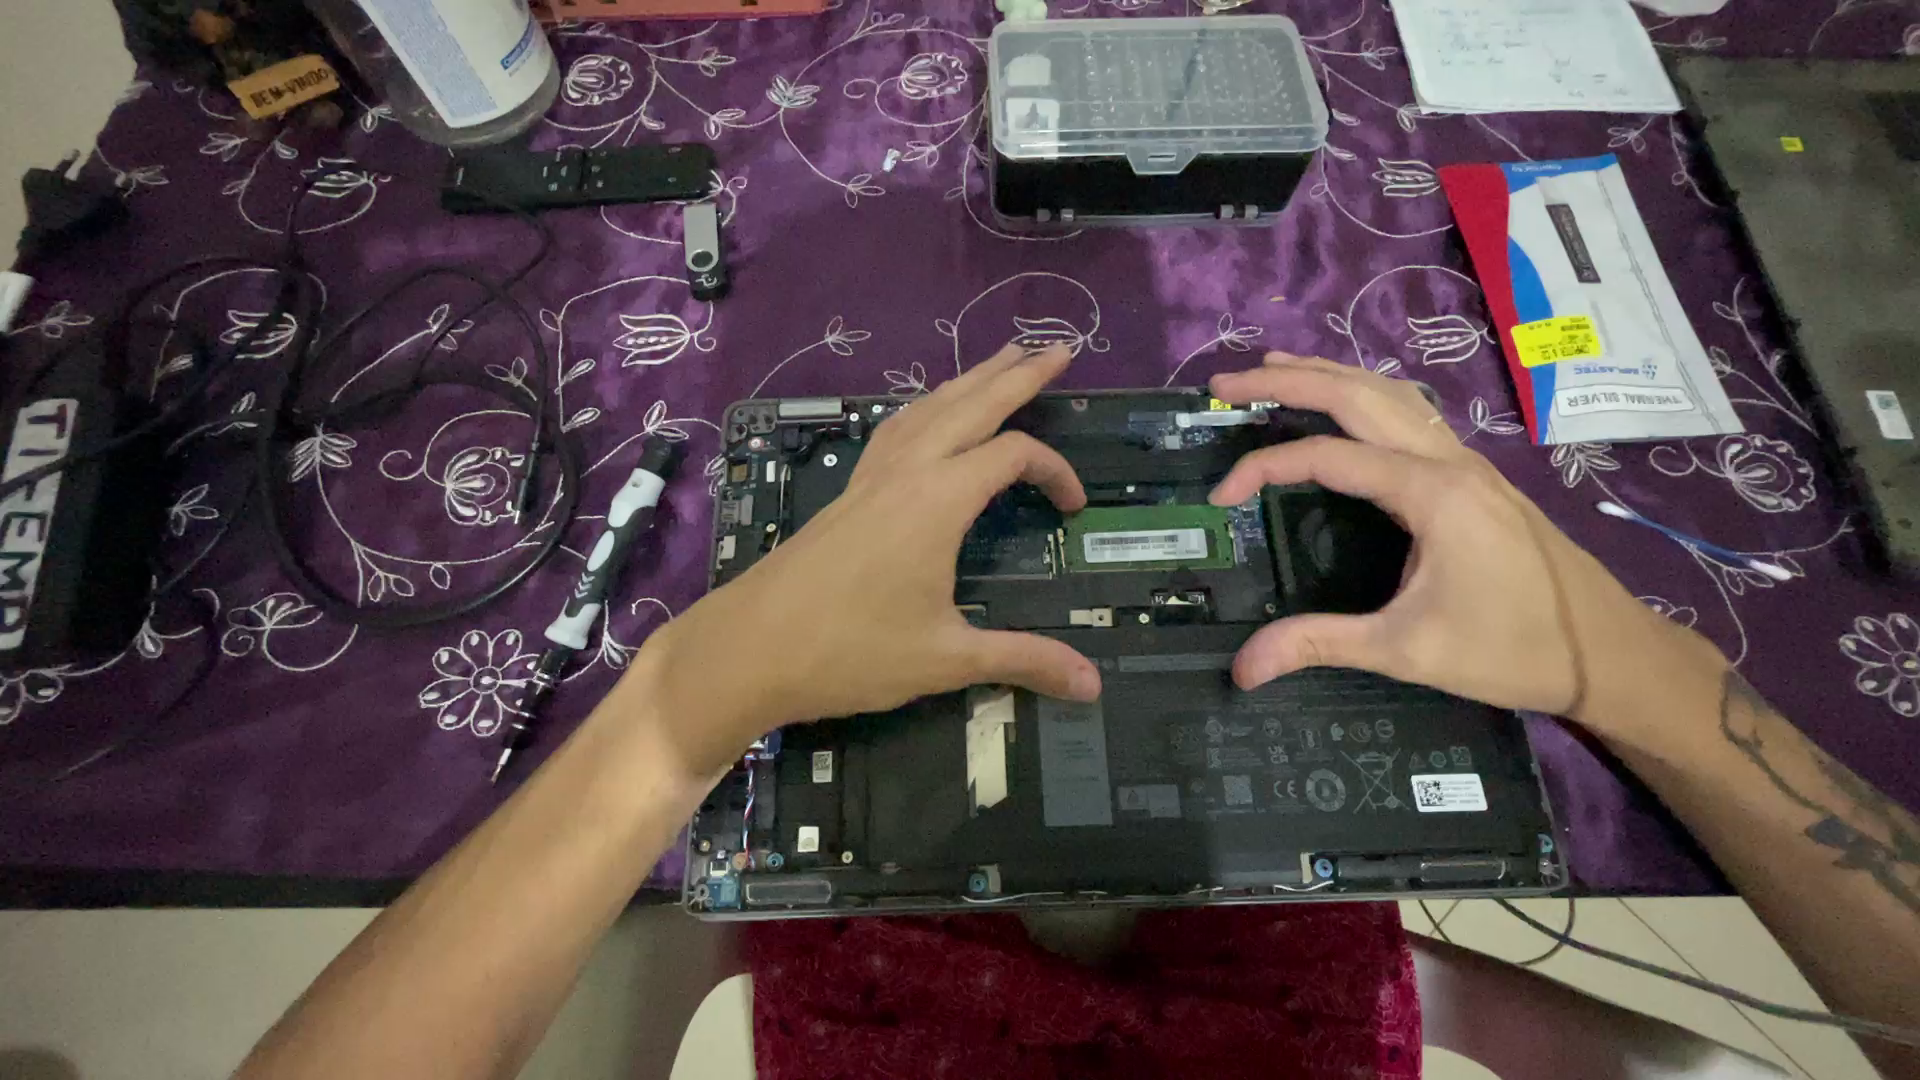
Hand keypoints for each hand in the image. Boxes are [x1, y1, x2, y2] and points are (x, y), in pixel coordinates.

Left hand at [637, 344, 1101, 774]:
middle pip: (971, 403)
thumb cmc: (849, 651)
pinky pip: (895, 429)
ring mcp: (870, 477)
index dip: (1054, 471)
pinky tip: (927, 417)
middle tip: (1059, 348)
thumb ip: (1023, 660)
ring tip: (1000, 363)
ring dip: (969, 381)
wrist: (749, 649)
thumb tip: (1094, 685)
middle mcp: (906, 471)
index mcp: (937, 499)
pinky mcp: (847, 492)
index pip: (1013, 457)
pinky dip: (925, 409)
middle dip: (1018, 373)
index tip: (1073, 506)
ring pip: (927, 408)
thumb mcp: (946, 658)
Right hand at [1206, 353, 1694, 723]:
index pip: (1327, 456)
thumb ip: (1319, 644)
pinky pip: (1408, 413)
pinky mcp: (1471, 475)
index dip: (1264, 467)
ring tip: (1275, 367)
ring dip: (1328, 375)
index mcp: (1432, 493)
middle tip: (1226, 382)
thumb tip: (1242, 668)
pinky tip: (1345, 403)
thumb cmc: (1514, 650)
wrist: (1614, 655)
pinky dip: (1362, 394)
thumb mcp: (1407, 651)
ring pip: (1388, 394)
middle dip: (1287, 380)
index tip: (1222, 496)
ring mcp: (1465, 462)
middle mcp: (1448, 461)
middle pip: (1358, 395)